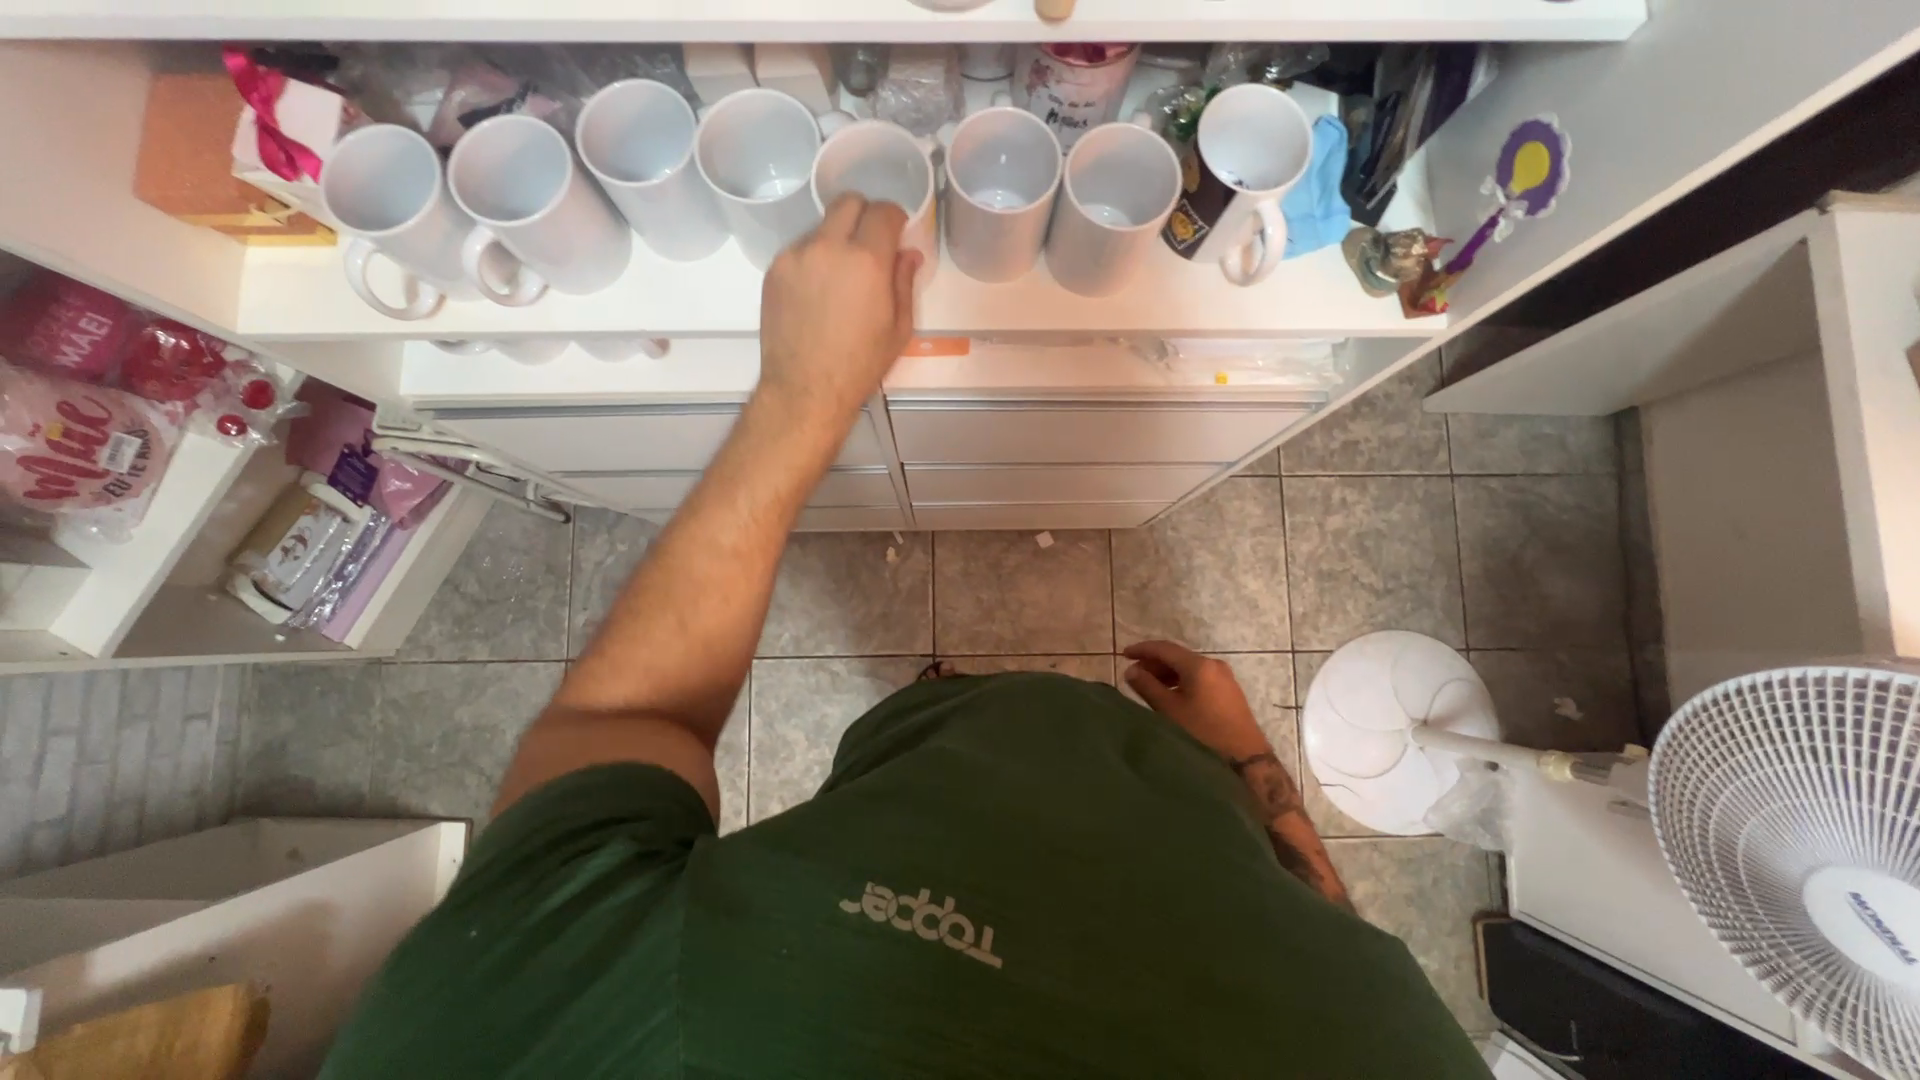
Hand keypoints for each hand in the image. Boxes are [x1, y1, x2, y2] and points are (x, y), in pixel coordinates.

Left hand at [758, 194, 921, 423]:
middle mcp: (828, 247)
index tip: (897, 232)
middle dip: (865, 214)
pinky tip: (819, 292)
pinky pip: (801, 249)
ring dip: (837, 239)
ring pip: (822, 226)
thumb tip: (908, 253)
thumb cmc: (860, 365)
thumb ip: (904, 282)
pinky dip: (815, 259)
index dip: (894, 217)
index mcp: (866, 261)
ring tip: (842, 277)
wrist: (806, 389)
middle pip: (848, 202)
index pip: (882, 211)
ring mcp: (796, 256)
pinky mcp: (775, 270)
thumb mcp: (899, 328)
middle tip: (872, 242)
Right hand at [1122, 640, 1271, 761]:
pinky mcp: (1229, 691)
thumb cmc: (1202, 732)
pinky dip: (1181, 681)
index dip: (1142, 649)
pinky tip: (1171, 695)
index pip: (1164, 648)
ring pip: (1189, 667)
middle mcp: (1213, 664)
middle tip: (1134, 674)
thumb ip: (1147, 686)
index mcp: (1199, 665)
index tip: (1123, 655)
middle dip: (1154, 663)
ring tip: (1149, 686)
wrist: (1245, 758)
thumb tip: (1130, 671)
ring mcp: (1224, 677)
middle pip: (1177, 656)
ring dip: (1167, 673)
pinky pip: (1199, 677)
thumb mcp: (1169, 710)